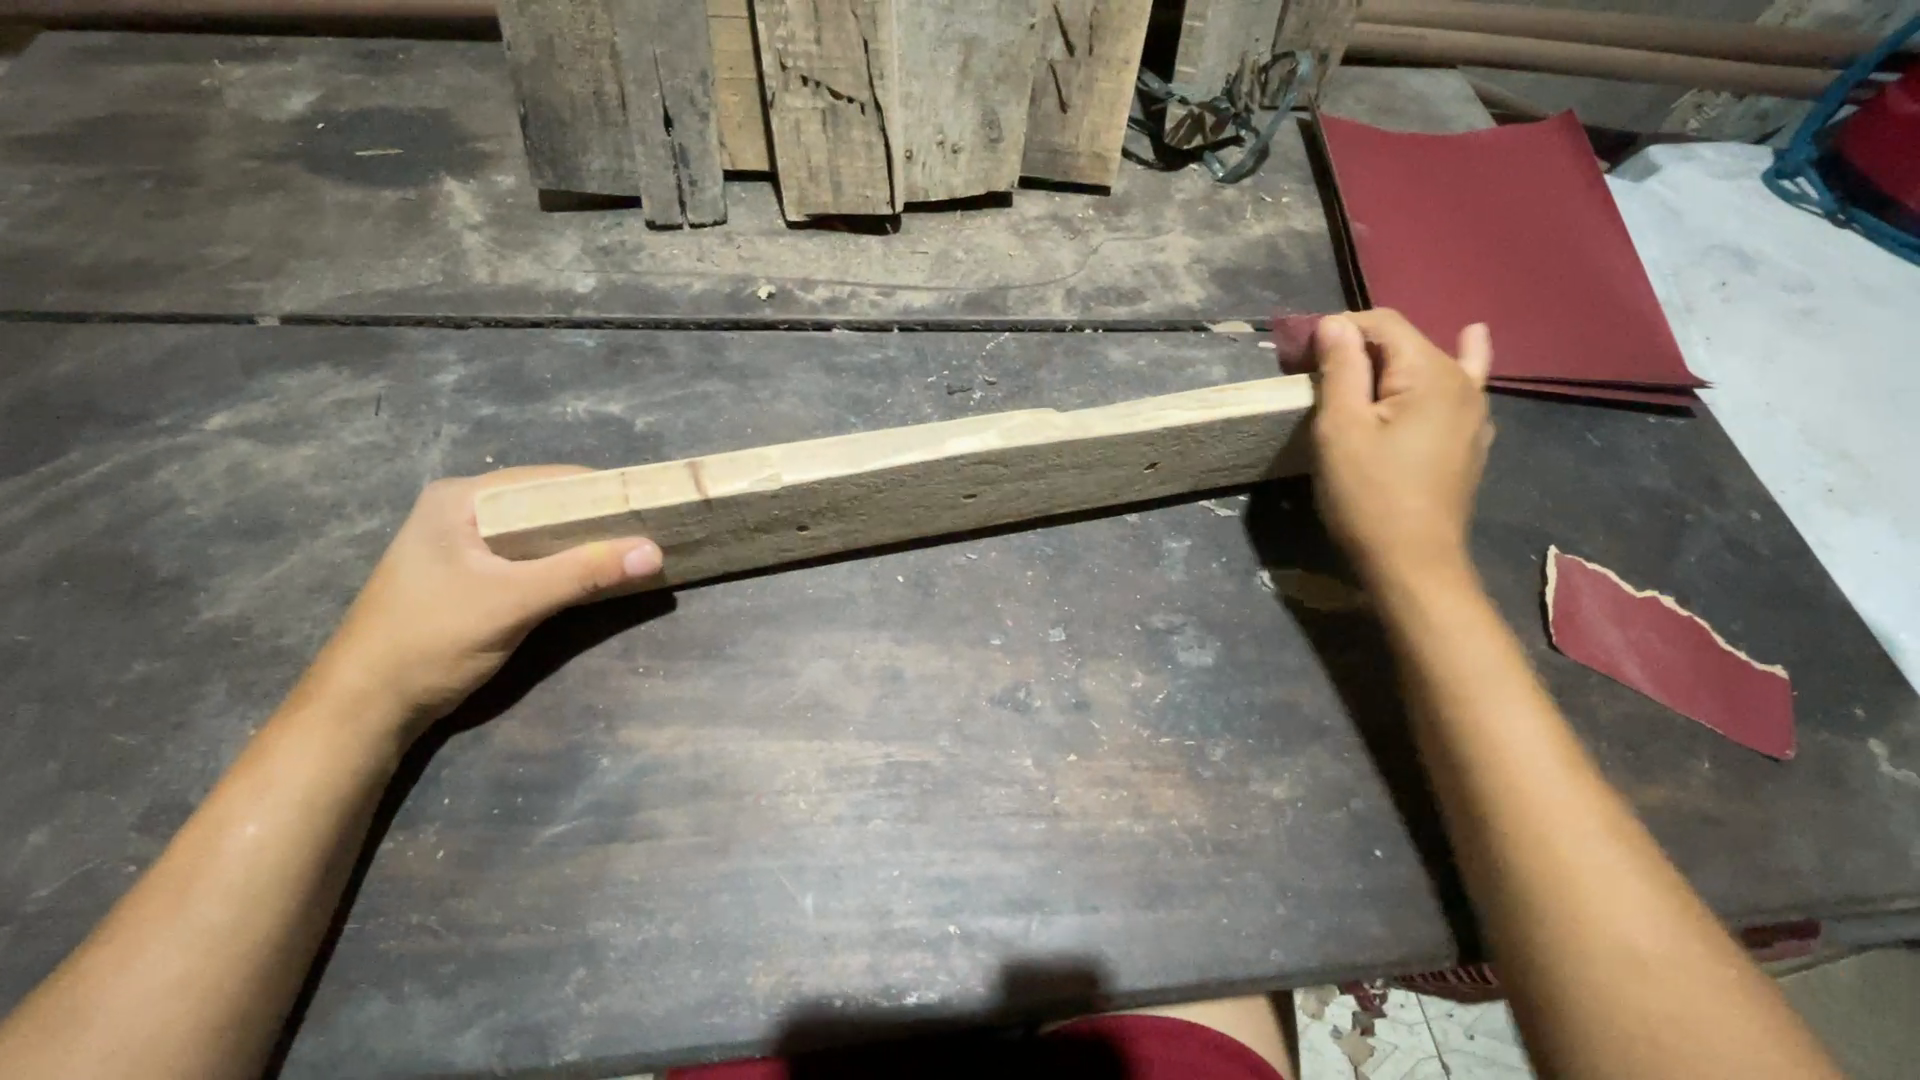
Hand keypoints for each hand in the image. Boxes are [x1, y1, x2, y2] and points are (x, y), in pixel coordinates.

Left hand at [297, 466, 662, 739]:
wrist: (366, 707)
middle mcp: (463, 513)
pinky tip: (597, 578)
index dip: (601, 492)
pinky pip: (532, 561)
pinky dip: (564, 568)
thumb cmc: (431, 640)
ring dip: (583, 547)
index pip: (547, 481)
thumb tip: (654, 551)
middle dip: (597, 520)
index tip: (651, 507)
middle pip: (546, 506)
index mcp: (460, 499)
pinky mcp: (473, 579)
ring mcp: (466, 547)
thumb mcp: (513, 602)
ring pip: (541, 536)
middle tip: (652, 532)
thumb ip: (583, 573)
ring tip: (636, 553)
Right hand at [1310, 310, 1493, 586]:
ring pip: (1428, 364)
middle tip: (1314, 376)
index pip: (1381, 323)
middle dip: (1358, 349)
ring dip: (1391, 361)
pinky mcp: (1470, 438)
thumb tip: (1334, 323)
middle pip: (1405, 342)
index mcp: (1431, 372)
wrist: (1412, 563)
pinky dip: (1460, 362)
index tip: (1297, 359)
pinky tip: (1472, 343)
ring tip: (1361, 364)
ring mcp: (1473, 411)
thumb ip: (1340, 369)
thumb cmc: (1368, 496)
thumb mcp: (1340, 429)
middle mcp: (1462, 382)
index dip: (1336, 331)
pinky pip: (1464, 386)